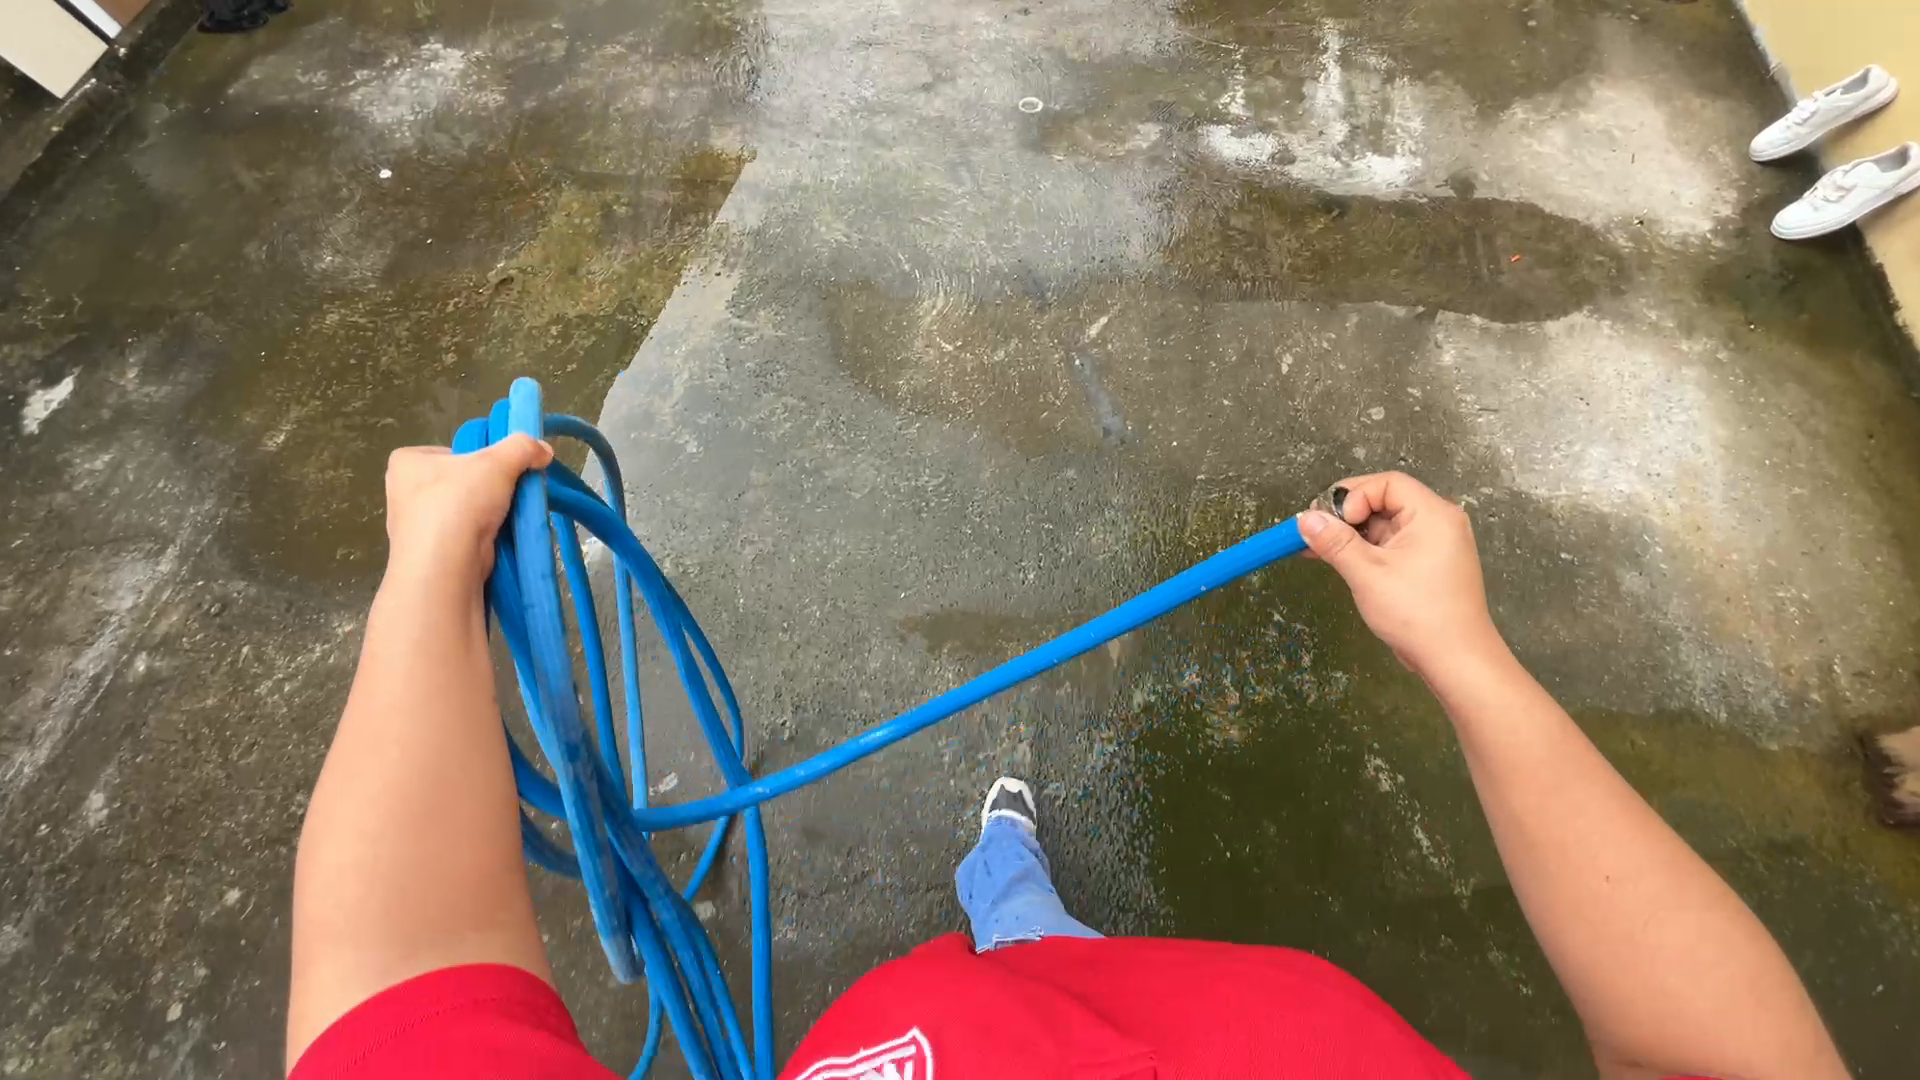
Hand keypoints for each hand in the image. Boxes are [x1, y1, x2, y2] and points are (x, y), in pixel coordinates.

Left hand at [383, 436, 552, 586]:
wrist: (446, 562)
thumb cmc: (460, 501)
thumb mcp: (498, 461)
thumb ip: (523, 447)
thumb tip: (544, 450)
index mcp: (406, 461)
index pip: (452, 452)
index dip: (481, 460)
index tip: (501, 472)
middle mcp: (402, 490)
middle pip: (462, 481)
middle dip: (488, 489)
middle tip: (511, 494)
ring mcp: (414, 524)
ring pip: (464, 509)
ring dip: (488, 513)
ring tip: (510, 517)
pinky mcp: (429, 551)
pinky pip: (464, 534)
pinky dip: (483, 535)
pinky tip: (499, 537)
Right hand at [1297, 472, 1502, 675]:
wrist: (1455, 659)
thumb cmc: (1416, 612)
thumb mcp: (1367, 573)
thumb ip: (1334, 542)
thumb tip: (1304, 519)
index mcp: (1432, 515)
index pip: (1387, 483)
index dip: (1353, 496)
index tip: (1330, 522)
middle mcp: (1437, 523)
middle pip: (1383, 500)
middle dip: (1345, 515)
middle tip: (1315, 533)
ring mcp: (1432, 545)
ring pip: (1382, 524)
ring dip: (1349, 534)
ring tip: (1317, 550)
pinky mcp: (1424, 564)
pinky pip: (1388, 544)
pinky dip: (1361, 549)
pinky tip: (1335, 559)